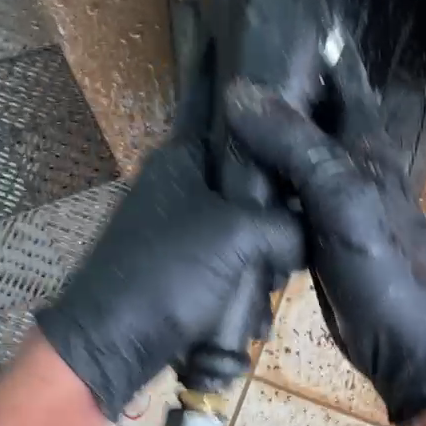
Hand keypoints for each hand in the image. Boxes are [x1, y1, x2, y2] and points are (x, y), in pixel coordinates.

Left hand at [37, 81, 303, 418]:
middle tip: (306, 217)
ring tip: (277, 275)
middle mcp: (178, 185)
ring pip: (243, 225)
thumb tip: (314, 229)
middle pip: (245, 172)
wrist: (111, 345)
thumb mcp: (238, 236)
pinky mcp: (181, 271)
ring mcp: (178, 231)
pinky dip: (244, 283)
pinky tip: (254, 308)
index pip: (216, 99)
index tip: (301, 81)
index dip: (252, 85)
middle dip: (278, 200)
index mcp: (181, 157)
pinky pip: (228, 265)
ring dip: (264, 254)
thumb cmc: (167, 274)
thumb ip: (286, 223)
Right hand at [225, 60, 425, 421]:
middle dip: (272, 90)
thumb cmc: (385, 271)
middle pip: (309, 114)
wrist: (404, 346)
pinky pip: (282, 197)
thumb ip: (296, 147)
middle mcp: (349, 165)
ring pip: (292, 156)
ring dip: (260, 137)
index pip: (339, 79)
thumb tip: (239, 91)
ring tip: (210, 116)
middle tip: (216, 67)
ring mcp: (331, 203)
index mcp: (365, 146)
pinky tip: (228, 180)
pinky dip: (257, 183)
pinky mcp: (315, 236)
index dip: (309, 46)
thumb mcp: (342, 203)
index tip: (262, 19)